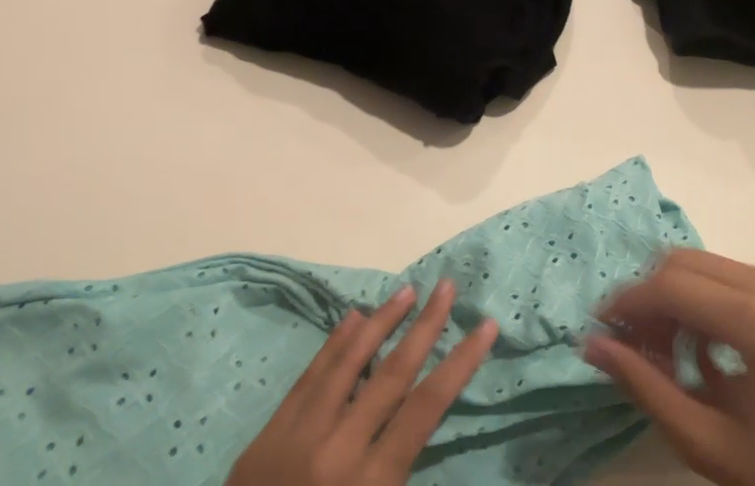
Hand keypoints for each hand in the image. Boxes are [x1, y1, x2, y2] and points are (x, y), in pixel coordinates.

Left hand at [227, 279, 496, 485]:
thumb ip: (402, 471)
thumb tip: (427, 415)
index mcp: (373, 480)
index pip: (427, 406)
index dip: (460, 363)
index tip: (485, 326)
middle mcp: (339, 449)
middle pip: (392, 374)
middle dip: (425, 326)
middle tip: (446, 287)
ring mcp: (300, 436)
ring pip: (347, 365)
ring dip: (380, 323)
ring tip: (405, 291)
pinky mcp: (269, 434)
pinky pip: (308, 378)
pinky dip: (333, 346)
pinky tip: (351, 318)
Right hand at [583, 251, 754, 485]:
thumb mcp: (701, 437)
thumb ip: (643, 385)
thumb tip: (591, 345)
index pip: (670, 286)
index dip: (626, 304)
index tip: (598, 332)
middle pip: (682, 264)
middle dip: (646, 299)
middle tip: (628, 347)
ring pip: (698, 266)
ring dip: (668, 300)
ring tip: (658, 354)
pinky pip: (721, 277)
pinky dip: (694, 303)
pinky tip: (691, 348)